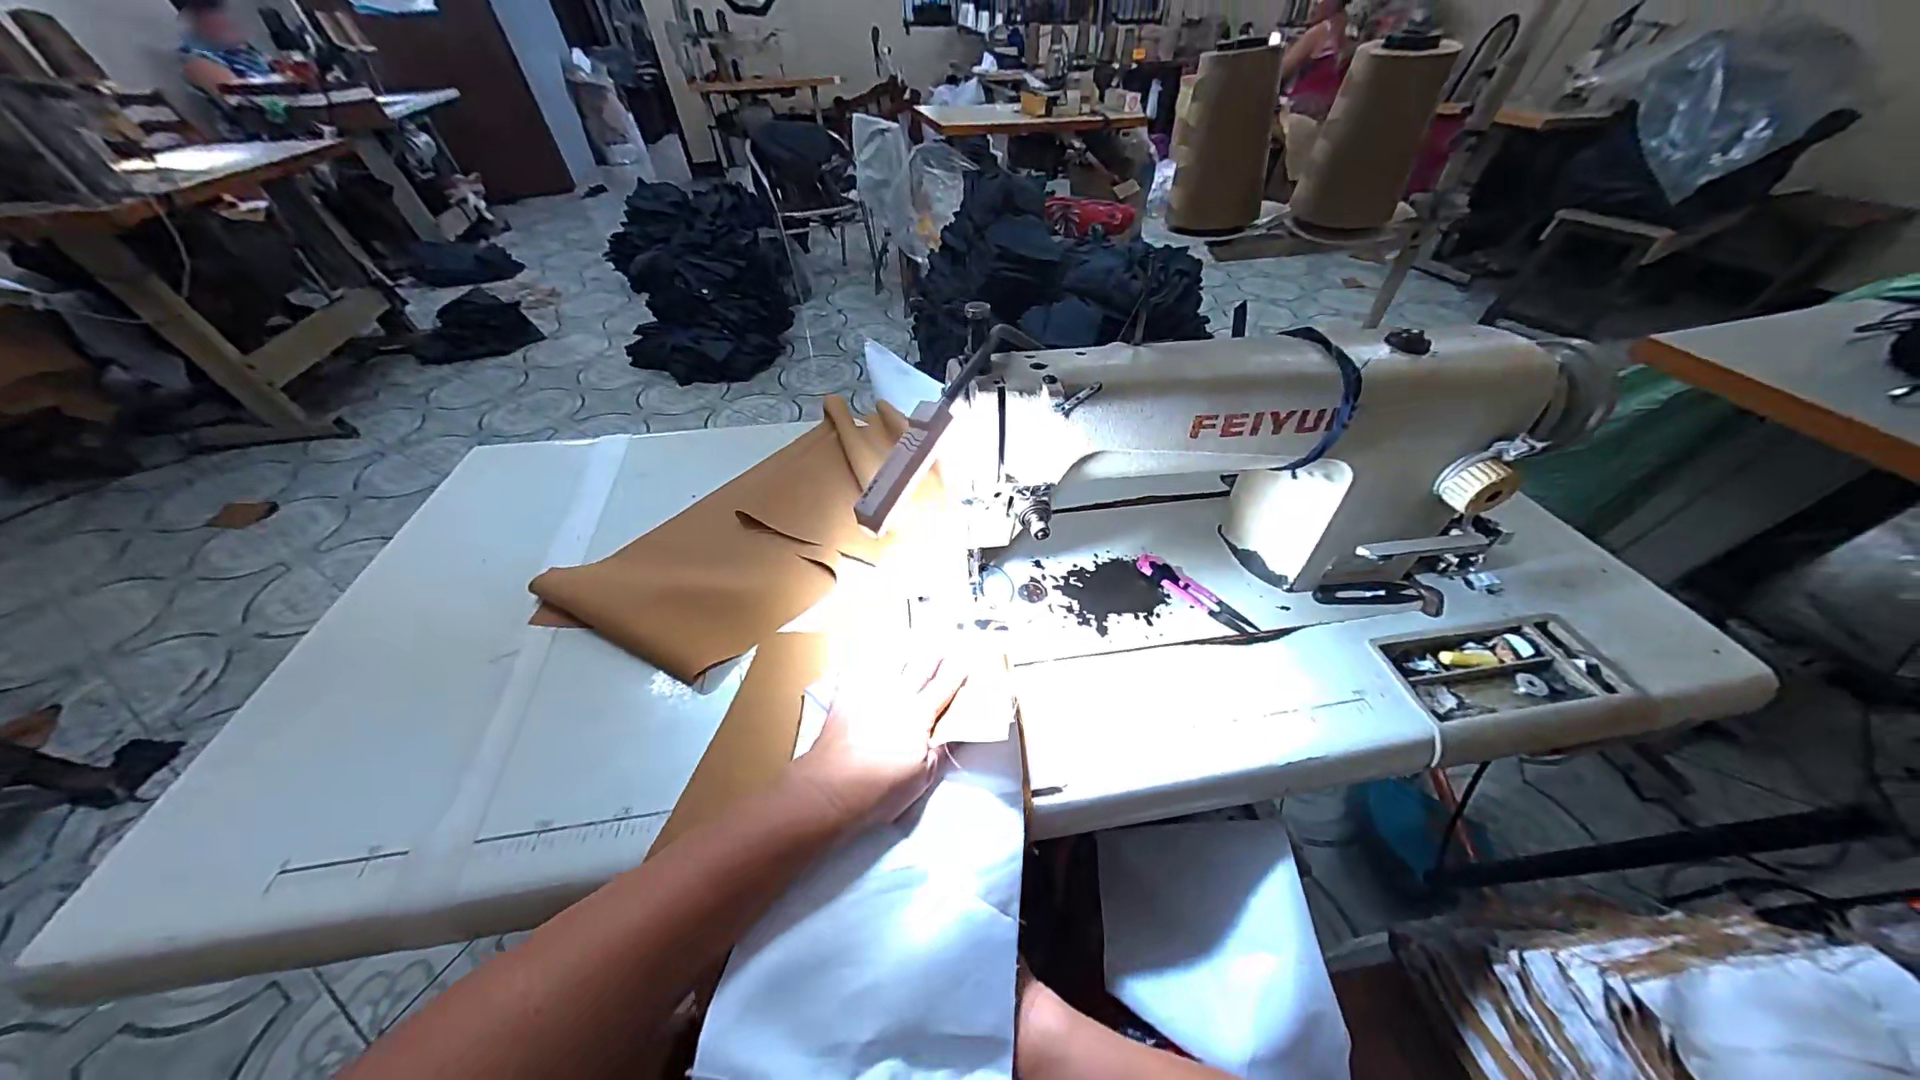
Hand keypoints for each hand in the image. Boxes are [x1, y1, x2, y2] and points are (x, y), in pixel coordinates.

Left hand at [789, 650, 966, 827]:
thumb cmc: (881, 788)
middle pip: (918, 669)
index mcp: (919, 715)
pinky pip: (855, 673)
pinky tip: (862, 659)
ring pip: (888, 664)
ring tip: (908, 641)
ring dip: (901, 652)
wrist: (830, 789)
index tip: (964, 660)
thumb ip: (939, 752)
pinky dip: (862, 664)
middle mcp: (895, 696)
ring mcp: (868, 694)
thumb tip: (952, 734)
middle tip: (941, 641)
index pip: (943, 689)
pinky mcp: (843, 699)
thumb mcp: (922, 778)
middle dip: (932, 655)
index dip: (955, 674)